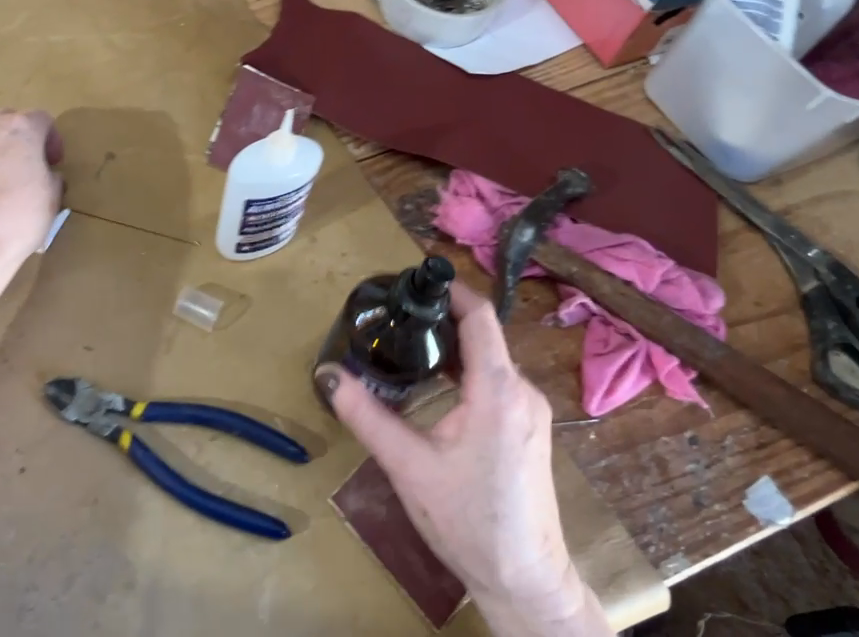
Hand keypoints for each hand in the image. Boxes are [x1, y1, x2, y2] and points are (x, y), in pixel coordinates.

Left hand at [0, 109, 63, 272]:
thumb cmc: (17, 220)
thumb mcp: (52, 200)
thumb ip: (52, 177)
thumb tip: (45, 175)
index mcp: (21, 129)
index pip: (42, 118)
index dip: (52, 139)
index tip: (53, 164)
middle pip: (10, 120)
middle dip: (23, 138)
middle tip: (30, 167)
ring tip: (3, 183)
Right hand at [319, 283, 603, 631]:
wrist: (526, 581)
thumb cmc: (469, 521)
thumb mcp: (407, 466)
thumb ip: (366, 415)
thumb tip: (328, 374)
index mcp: (498, 390)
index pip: (479, 317)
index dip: (449, 290)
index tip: (414, 278)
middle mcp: (522, 392)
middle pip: (482, 336)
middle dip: (440, 319)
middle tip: (395, 315)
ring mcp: (530, 413)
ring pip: (488, 362)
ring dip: (450, 348)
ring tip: (406, 345)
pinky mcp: (528, 431)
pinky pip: (496, 384)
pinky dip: (464, 373)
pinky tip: (433, 386)